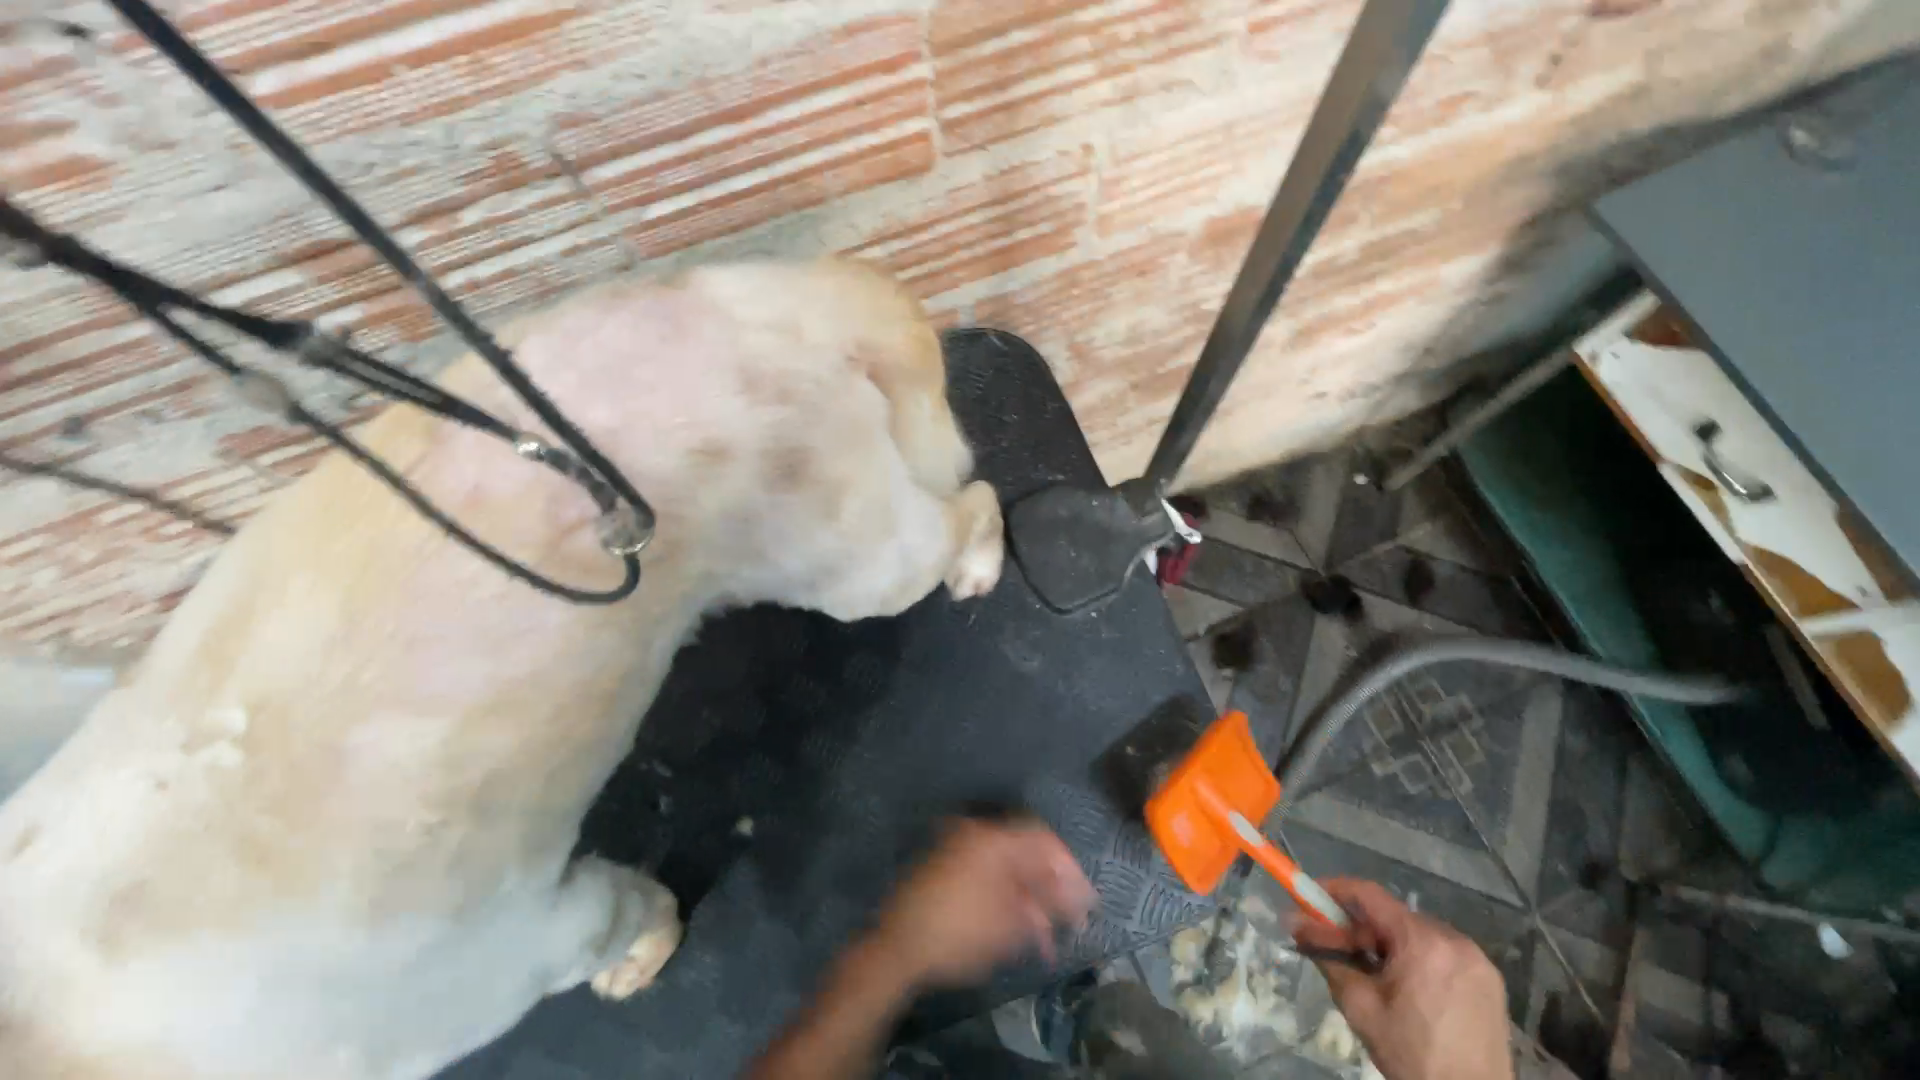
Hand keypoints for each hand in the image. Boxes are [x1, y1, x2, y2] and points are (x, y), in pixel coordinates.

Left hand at [870, 819, 1096, 988]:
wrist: (896, 950)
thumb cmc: (957, 933)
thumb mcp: (1011, 924)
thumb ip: (1049, 904)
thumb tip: (1078, 895)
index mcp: (992, 840)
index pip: (1043, 839)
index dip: (1068, 867)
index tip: (1085, 898)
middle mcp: (976, 838)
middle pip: (1026, 854)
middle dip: (1052, 888)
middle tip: (1072, 921)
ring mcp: (958, 855)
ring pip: (1008, 872)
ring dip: (1032, 902)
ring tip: (1049, 941)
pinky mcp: (947, 875)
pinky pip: (989, 881)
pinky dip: (1008, 903)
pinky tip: (1021, 935)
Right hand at [1294, 879, 1512, 1079]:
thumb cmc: (1413, 1054)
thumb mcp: (1360, 1007)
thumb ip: (1328, 958)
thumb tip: (1296, 926)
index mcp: (1422, 942)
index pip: (1369, 895)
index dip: (1334, 890)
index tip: (1309, 898)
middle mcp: (1453, 938)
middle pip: (1392, 916)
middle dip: (1357, 927)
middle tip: (1330, 945)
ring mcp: (1476, 959)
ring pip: (1415, 933)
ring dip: (1385, 943)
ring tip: (1366, 971)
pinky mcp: (1488, 979)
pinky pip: (1440, 952)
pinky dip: (1414, 958)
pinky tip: (1402, 985)